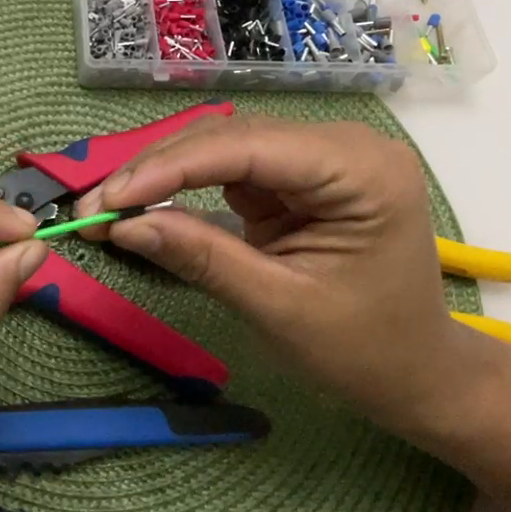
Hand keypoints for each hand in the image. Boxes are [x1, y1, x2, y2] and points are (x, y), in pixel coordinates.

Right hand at [77, 116, 489, 432]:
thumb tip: (122, 226)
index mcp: (362, 172)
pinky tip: (144, 203)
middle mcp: (344, 147)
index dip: (170, 168)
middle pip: (231, 138)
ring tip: (109, 206)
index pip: (249, 148)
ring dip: (162, 174)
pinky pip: (229, 169)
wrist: (416, 373)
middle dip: (157, 170)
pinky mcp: (298, 177)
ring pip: (222, 147)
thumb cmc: (363, 350)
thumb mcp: (277, 308)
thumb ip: (201, 258)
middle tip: (94, 207)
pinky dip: (182, 186)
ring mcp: (320, 158)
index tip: (109, 200)